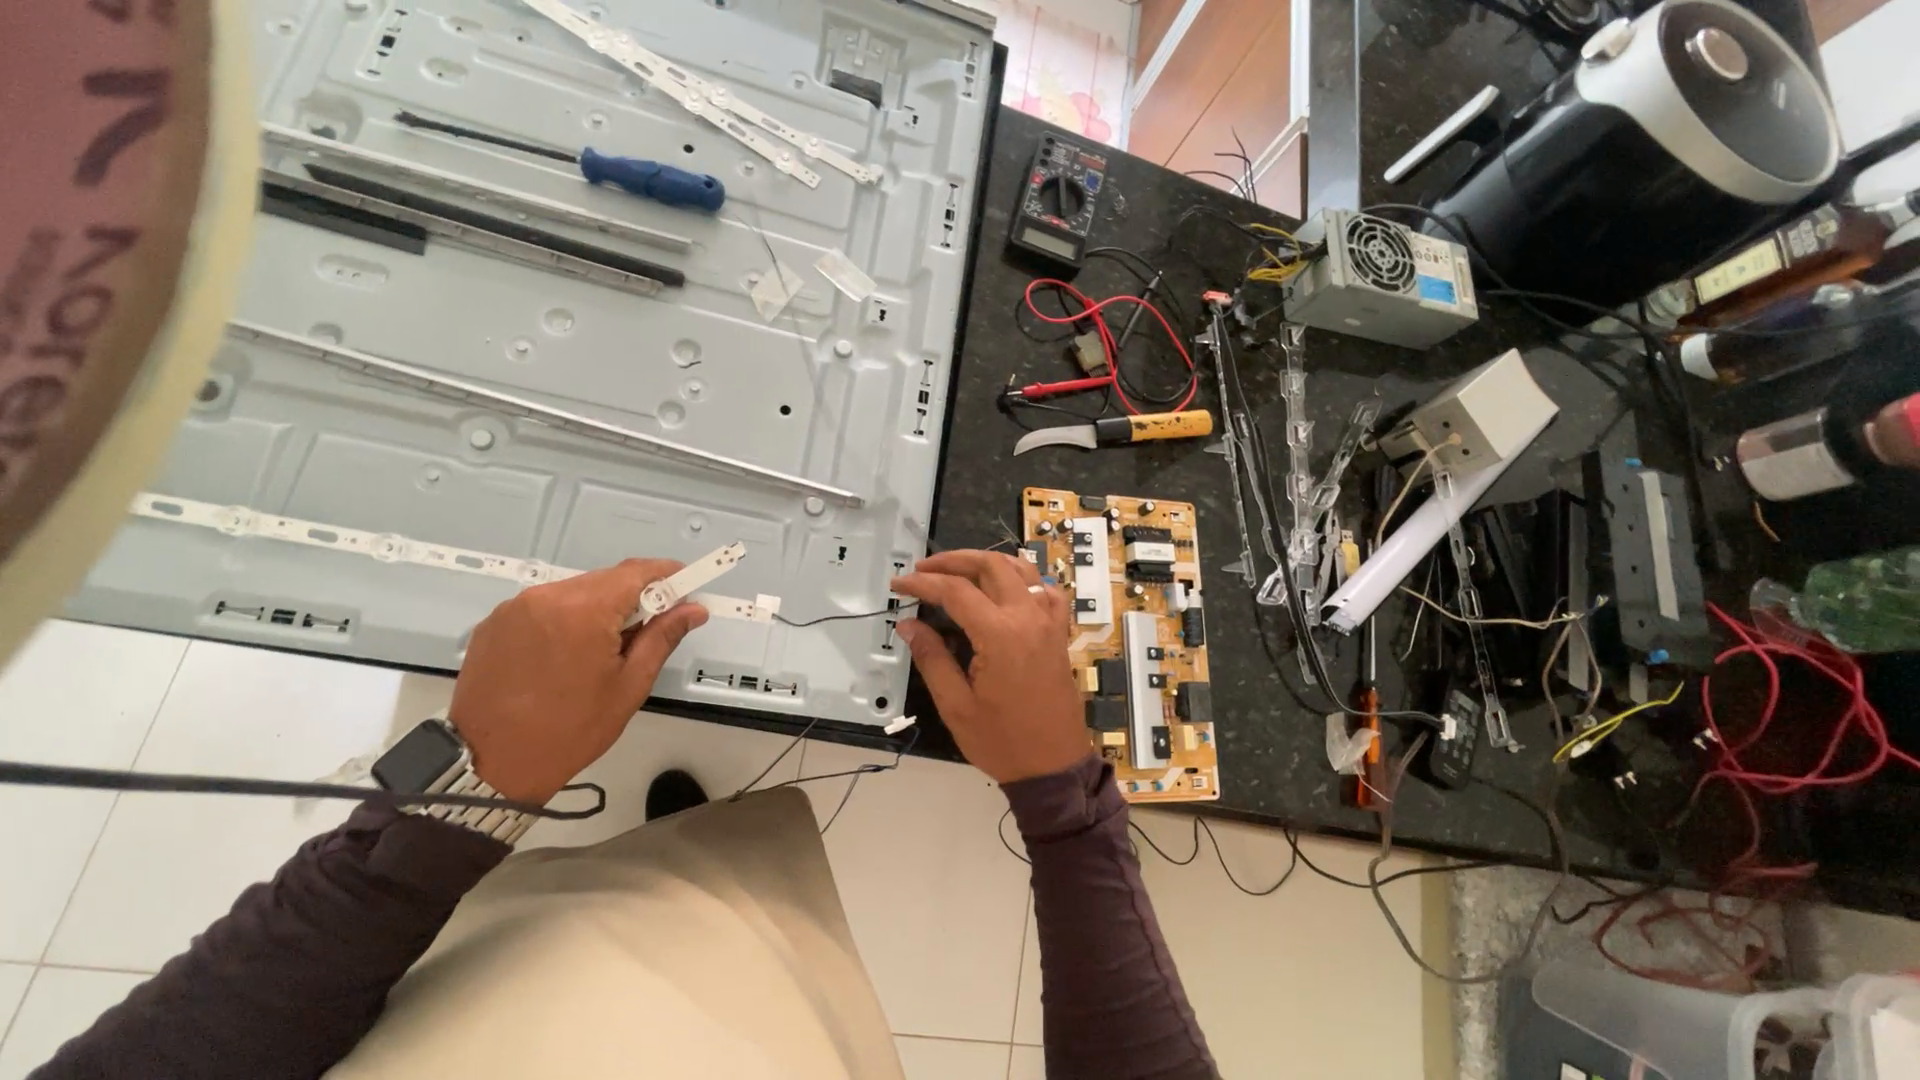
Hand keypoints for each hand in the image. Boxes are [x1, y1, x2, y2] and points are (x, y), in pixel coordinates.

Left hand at [448, 560, 707, 802]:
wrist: (490, 764)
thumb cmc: (571, 730)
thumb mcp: (629, 686)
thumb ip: (662, 637)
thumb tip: (693, 609)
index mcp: (584, 610)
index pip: (636, 572)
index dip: (667, 574)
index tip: (686, 587)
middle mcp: (546, 596)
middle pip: (605, 579)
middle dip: (634, 596)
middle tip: (651, 627)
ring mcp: (515, 607)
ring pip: (574, 591)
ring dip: (598, 608)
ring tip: (605, 648)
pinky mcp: (495, 622)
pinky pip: (544, 606)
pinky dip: (565, 618)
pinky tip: (567, 654)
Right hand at [891, 550, 1089, 784]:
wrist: (1053, 768)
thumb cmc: (1001, 742)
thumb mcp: (955, 705)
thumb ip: (931, 658)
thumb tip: (908, 624)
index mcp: (1000, 634)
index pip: (955, 591)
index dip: (923, 583)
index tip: (899, 583)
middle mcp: (1028, 618)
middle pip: (990, 565)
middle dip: (953, 561)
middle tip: (924, 570)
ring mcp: (1049, 623)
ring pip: (1021, 569)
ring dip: (987, 562)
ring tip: (958, 571)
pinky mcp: (1059, 634)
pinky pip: (1046, 590)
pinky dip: (1024, 579)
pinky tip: (1006, 588)